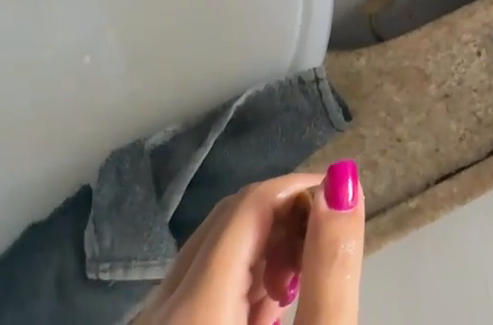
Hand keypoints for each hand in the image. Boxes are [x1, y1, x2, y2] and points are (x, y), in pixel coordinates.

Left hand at [134, 159, 363, 324]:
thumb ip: (331, 266)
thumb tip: (344, 182)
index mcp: (193, 311)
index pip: (251, 203)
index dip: (306, 188)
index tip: (347, 209)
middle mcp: (153, 311)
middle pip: (229, 219)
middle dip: (288, 218)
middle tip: (323, 255)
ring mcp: (146, 323)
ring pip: (210, 248)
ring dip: (265, 248)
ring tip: (297, 289)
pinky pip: (193, 281)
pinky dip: (239, 277)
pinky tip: (265, 313)